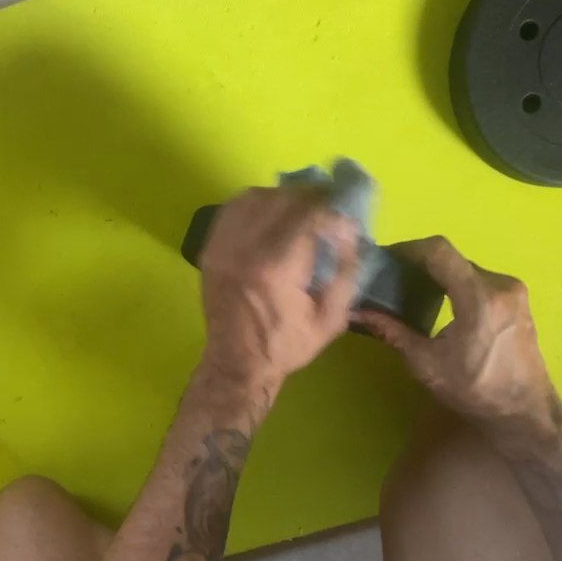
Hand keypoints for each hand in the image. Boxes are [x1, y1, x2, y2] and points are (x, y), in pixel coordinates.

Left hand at [197, 186, 361, 391]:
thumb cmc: (286, 346)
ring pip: (257, 197)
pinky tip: (271, 213)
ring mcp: (223, 246)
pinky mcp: (211, 248)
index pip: (309, 213)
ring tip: (300, 209)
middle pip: (283, 199)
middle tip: (328, 208)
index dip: (332, 209)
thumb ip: (345, 270)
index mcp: (277, 268)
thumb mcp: (330, 318)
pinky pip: (233, 208)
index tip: (344, 220)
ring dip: (284, 197)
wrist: (236, 363)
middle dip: (312, 198)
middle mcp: (246, 249)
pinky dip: (256, 203)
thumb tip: (350, 229)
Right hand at [356, 236, 559, 437]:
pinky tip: (440, 302)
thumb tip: (360, 313)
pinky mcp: (517, 300)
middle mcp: (500, 285)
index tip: (386, 258)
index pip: (439, 252)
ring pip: (466, 269)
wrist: (524, 411)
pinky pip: (480, 280)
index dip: (408, 249)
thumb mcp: (426, 363)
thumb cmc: (474, 389)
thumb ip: (393, 332)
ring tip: (413, 289)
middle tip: (393, 277)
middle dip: (420, 264)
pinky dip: (456, 283)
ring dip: (439, 274)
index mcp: (479, 297)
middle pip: (452, 259)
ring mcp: (513, 291)